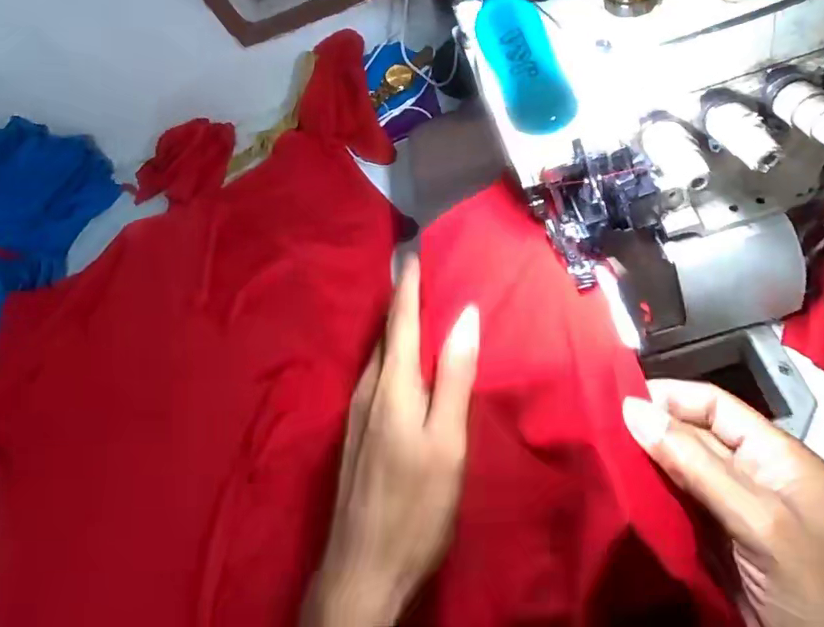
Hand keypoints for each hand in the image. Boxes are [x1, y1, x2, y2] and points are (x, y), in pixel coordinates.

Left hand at [303, 255, 480, 626]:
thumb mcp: (446, 442)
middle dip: (405, 299)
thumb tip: (465, 314)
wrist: (360, 575)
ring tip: (423, 308)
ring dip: (400, 327)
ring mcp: (359, 415)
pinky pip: (379, 375)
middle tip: (427, 271)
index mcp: (392, 385)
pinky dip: (397, 354)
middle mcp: (369, 390)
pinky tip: (410, 363)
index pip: (401, 319)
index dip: (410, 284)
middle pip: (388, 333)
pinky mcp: (358, 435)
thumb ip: (454, 376)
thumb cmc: (414, 506)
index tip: (415, 248)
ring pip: (381, 355)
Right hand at [622, 380, 823, 626]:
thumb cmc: (819, 589)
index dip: (671, 397)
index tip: (619, 398)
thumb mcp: (762, 522)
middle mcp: (759, 482)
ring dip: (650, 477)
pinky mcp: (730, 564)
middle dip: (654, 436)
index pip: (717, 407)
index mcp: (778, 457)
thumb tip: (635, 408)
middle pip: (698, 444)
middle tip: (600, 434)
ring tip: (605, 465)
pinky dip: (659, 517)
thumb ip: (699, 465)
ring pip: (687, 485)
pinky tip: (627, 509)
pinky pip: (687, 525)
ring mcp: (744, 526)